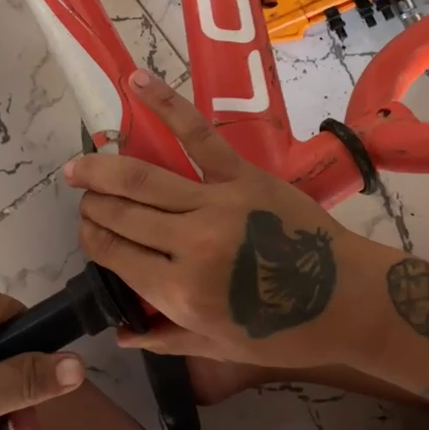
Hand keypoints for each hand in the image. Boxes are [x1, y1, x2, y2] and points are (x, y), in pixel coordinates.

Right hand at [65, 70, 379, 368]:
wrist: (349, 298)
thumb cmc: (287, 331)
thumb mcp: (222, 347)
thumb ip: (165, 339)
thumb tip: (118, 333)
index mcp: (181, 293)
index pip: (114, 255)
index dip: (92, 239)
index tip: (86, 228)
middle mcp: (190, 245)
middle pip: (121, 214)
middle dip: (93, 205)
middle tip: (83, 195)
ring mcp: (215, 203)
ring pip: (142, 177)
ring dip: (103, 168)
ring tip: (79, 162)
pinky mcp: (241, 174)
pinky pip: (196, 134)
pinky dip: (164, 104)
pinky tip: (136, 82)